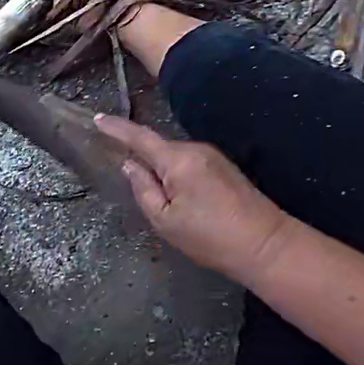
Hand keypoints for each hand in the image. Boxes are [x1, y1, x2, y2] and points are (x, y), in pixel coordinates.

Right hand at [94, 114, 294, 280]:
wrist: (266, 246)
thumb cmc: (210, 237)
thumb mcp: (165, 220)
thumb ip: (143, 189)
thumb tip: (130, 165)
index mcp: (178, 160)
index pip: (139, 137)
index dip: (116, 128)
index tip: (97, 118)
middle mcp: (195, 149)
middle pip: (158, 147)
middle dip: (142, 159)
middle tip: (131, 185)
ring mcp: (212, 156)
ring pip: (174, 157)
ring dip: (162, 170)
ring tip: (162, 201)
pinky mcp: (223, 167)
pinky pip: (188, 163)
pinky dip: (176, 174)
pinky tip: (180, 198)